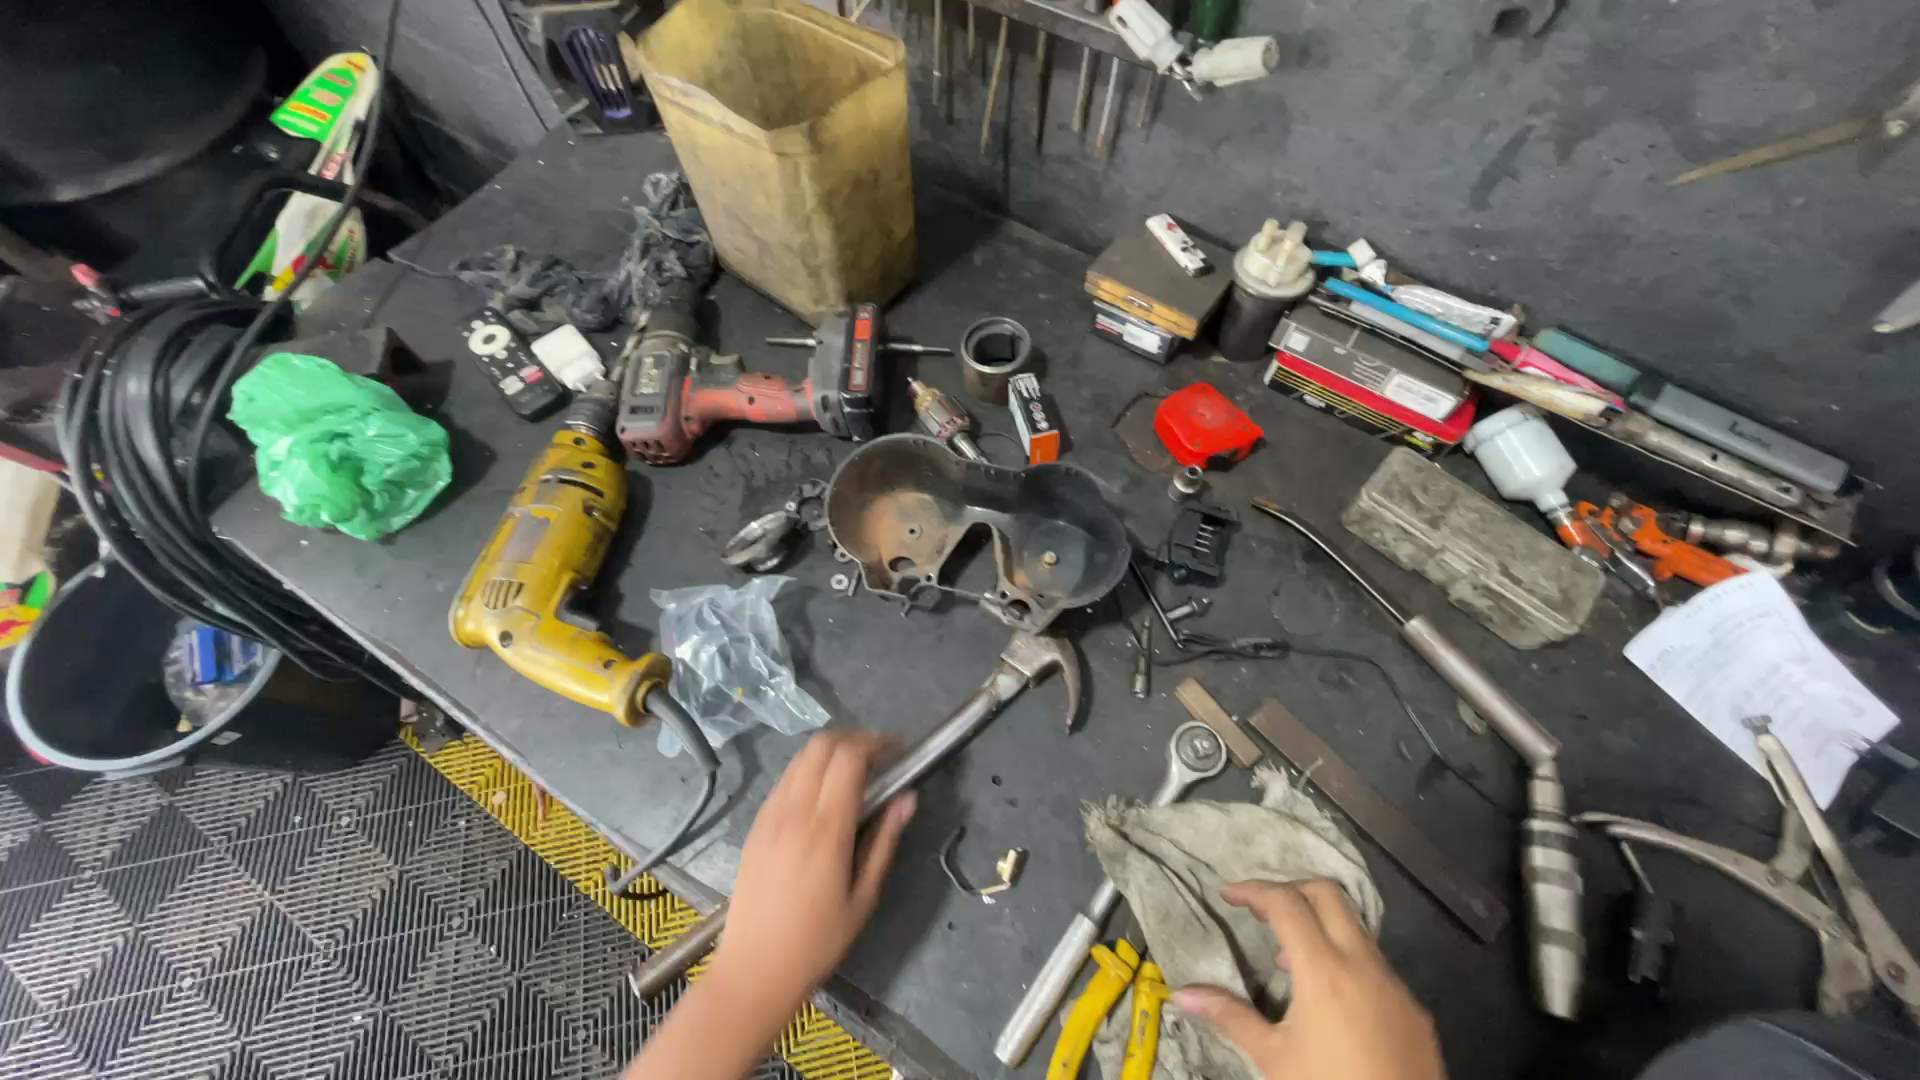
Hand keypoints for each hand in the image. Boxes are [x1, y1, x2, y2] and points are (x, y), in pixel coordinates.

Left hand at [710, 732, 916, 1004]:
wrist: (753, 970)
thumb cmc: (817, 942)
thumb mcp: (863, 898)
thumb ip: (884, 841)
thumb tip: (907, 798)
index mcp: (825, 829)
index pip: (848, 757)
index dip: (876, 743)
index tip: (897, 749)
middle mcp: (793, 811)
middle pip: (822, 745)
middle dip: (854, 739)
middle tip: (879, 756)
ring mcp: (769, 815)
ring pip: (801, 757)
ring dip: (830, 751)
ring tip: (855, 771)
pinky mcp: (755, 825)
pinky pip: (785, 779)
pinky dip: (809, 770)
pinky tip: (823, 795)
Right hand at [1173, 880, 1444, 1079]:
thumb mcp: (1274, 1058)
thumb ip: (1230, 1016)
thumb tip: (1182, 994)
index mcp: (1325, 969)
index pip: (1286, 903)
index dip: (1253, 890)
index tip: (1228, 895)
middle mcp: (1363, 964)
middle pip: (1327, 895)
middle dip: (1289, 890)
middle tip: (1260, 910)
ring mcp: (1395, 985)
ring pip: (1356, 927)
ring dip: (1319, 925)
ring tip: (1289, 958)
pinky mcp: (1415, 1010)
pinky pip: (1375, 964)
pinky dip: (1346, 959)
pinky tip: (1330, 999)